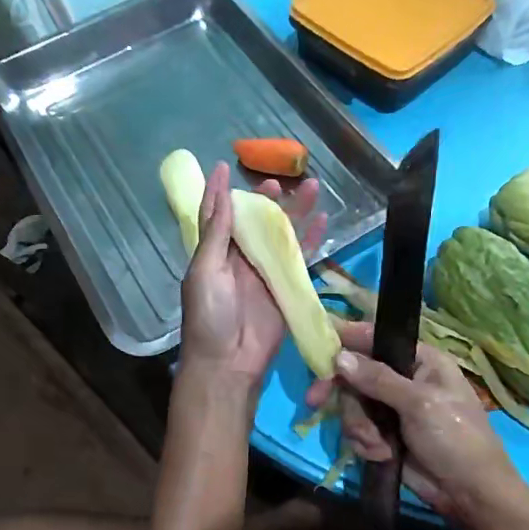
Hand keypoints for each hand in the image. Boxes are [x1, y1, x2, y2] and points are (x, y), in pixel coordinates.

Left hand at [179, 162, 324, 386]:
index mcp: (214, 254)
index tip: (223, 166)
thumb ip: (216, 237)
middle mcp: (239, 259)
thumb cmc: (208, 317)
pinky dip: (312, 240)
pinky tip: (323, 220)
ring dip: (295, 213)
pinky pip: (301, 258)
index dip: (219, 191)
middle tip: (276, 180)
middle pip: (255, 221)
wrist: (228, 363)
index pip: (217, 215)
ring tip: (312, 187)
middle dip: (265, 199)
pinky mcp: (286, 287)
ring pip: (282, 235)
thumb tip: (225, 199)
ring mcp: (264, 272)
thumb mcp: (204, 273)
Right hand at [306, 321, 528, 526]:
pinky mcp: (384, 432)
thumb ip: (378, 379)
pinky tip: (381, 455)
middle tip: (314, 401)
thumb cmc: (456, 440)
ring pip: (352, 403)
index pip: (375, 338)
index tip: (317, 350)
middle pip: (354, 372)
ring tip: (378, 446)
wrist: (470, 496)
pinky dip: (364, 442)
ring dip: (359, 426)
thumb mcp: (419, 404)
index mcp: (420, 360)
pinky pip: (356, 427)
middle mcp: (403, 378)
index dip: (345, 340)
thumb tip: (339, 356)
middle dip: (343, 394)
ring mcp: (392, 406)